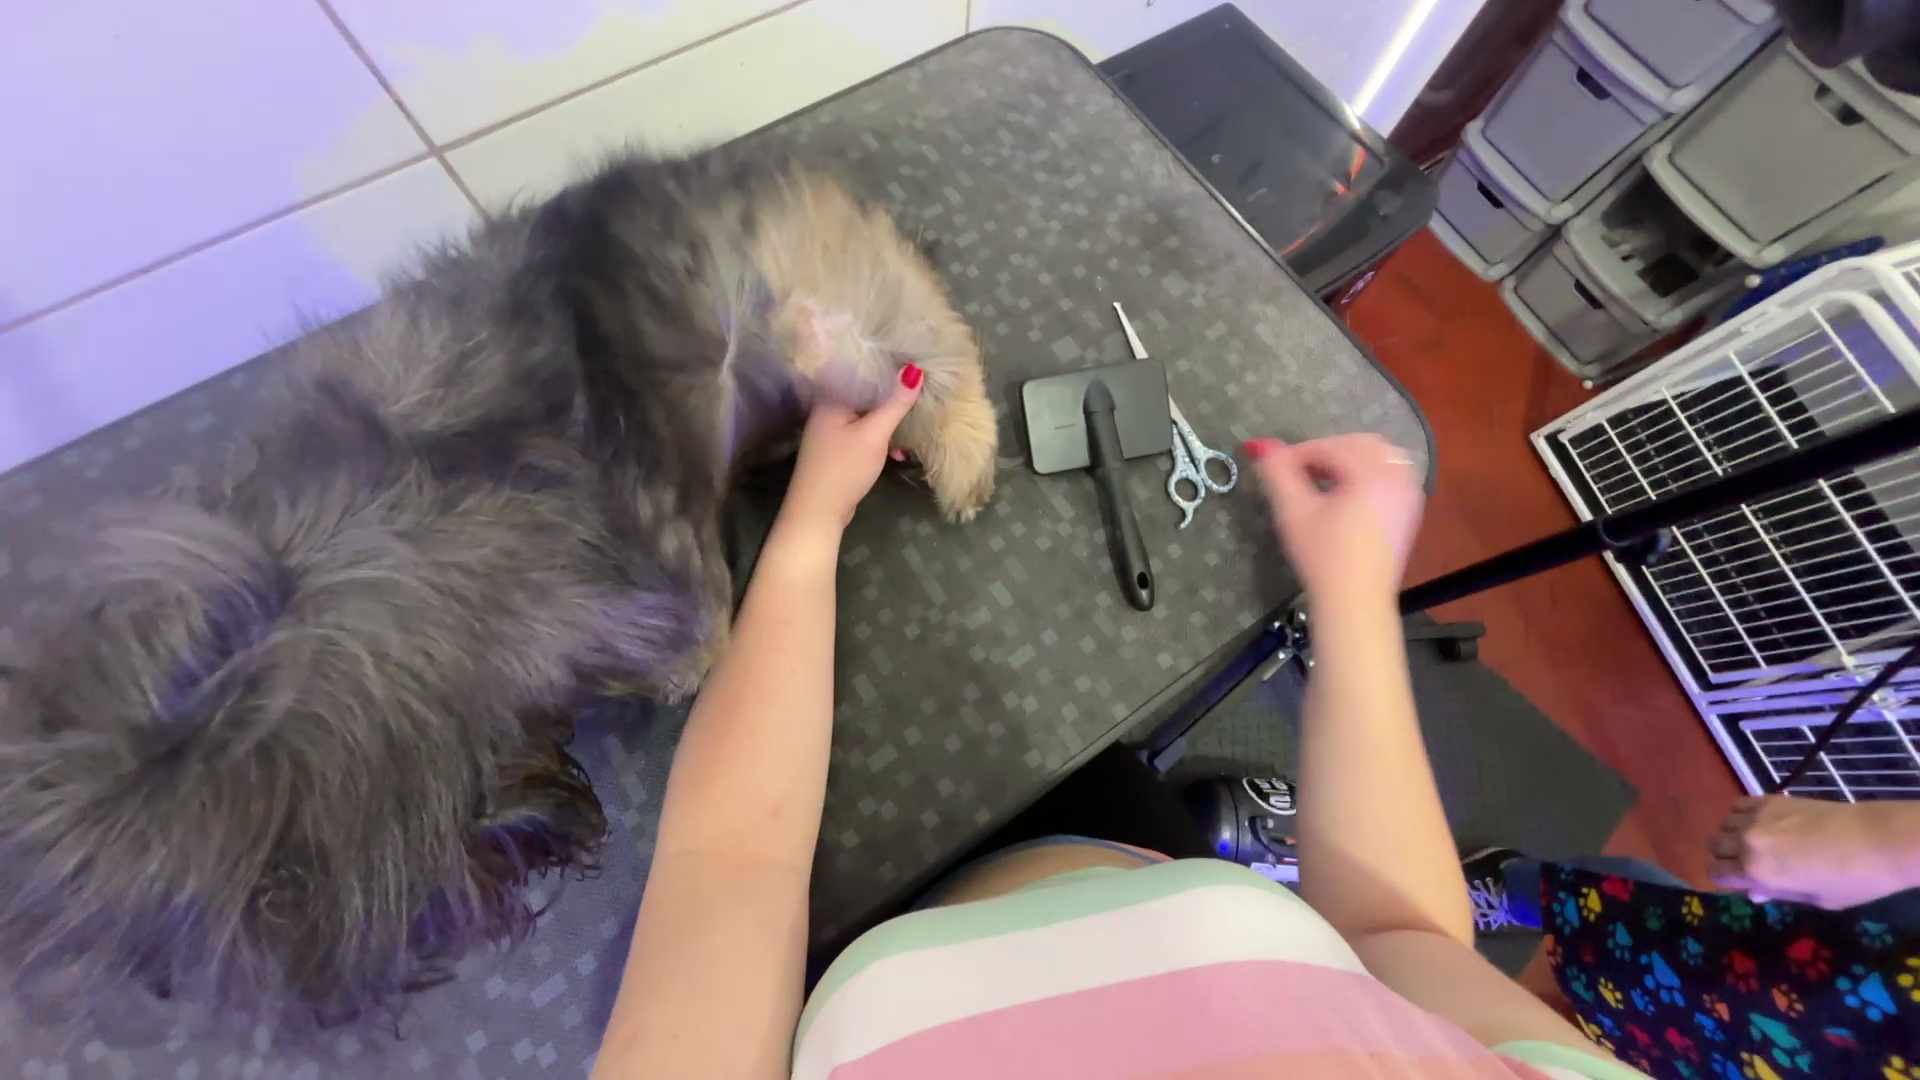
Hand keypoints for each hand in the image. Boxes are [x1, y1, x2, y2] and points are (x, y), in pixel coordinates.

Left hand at [781, 364, 923, 534]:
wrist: (818, 511)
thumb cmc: (844, 467)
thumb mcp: (874, 434)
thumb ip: (895, 403)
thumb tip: (915, 370)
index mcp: (831, 398)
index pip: (860, 370)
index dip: (886, 366)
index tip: (911, 363)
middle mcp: (828, 409)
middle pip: (865, 394)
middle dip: (892, 399)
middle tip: (919, 396)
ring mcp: (831, 431)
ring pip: (866, 416)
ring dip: (889, 424)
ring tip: (910, 434)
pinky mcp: (837, 450)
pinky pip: (863, 435)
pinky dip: (880, 441)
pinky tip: (897, 453)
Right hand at [1245, 434, 1423, 603]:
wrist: (1355, 600)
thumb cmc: (1322, 556)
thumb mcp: (1293, 512)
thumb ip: (1276, 473)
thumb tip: (1258, 444)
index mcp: (1373, 473)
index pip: (1330, 446)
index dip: (1297, 453)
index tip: (1273, 467)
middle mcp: (1398, 476)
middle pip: (1359, 443)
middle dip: (1324, 451)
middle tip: (1296, 471)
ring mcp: (1409, 493)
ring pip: (1378, 455)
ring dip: (1347, 458)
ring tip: (1319, 479)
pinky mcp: (1409, 509)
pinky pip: (1390, 473)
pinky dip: (1366, 471)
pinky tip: (1344, 492)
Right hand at [1709, 794, 1916, 908]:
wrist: (1881, 840)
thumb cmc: (1859, 879)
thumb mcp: (1823, 899)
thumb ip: (1782, 895)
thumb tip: (1754, 892)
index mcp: (1757, 871)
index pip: (1716, 872)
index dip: (1723, 878)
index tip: (1736, 880)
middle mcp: (1745, 843)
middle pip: (1714, 846)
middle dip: (1725, 855)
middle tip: (1746, 861)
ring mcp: (1753, 819)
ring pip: (1723, 826)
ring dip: (1733, 834)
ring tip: (1755, 840)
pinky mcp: (1764, 801)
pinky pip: (1736, 806)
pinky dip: (1741, 815)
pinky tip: (1759, 822)